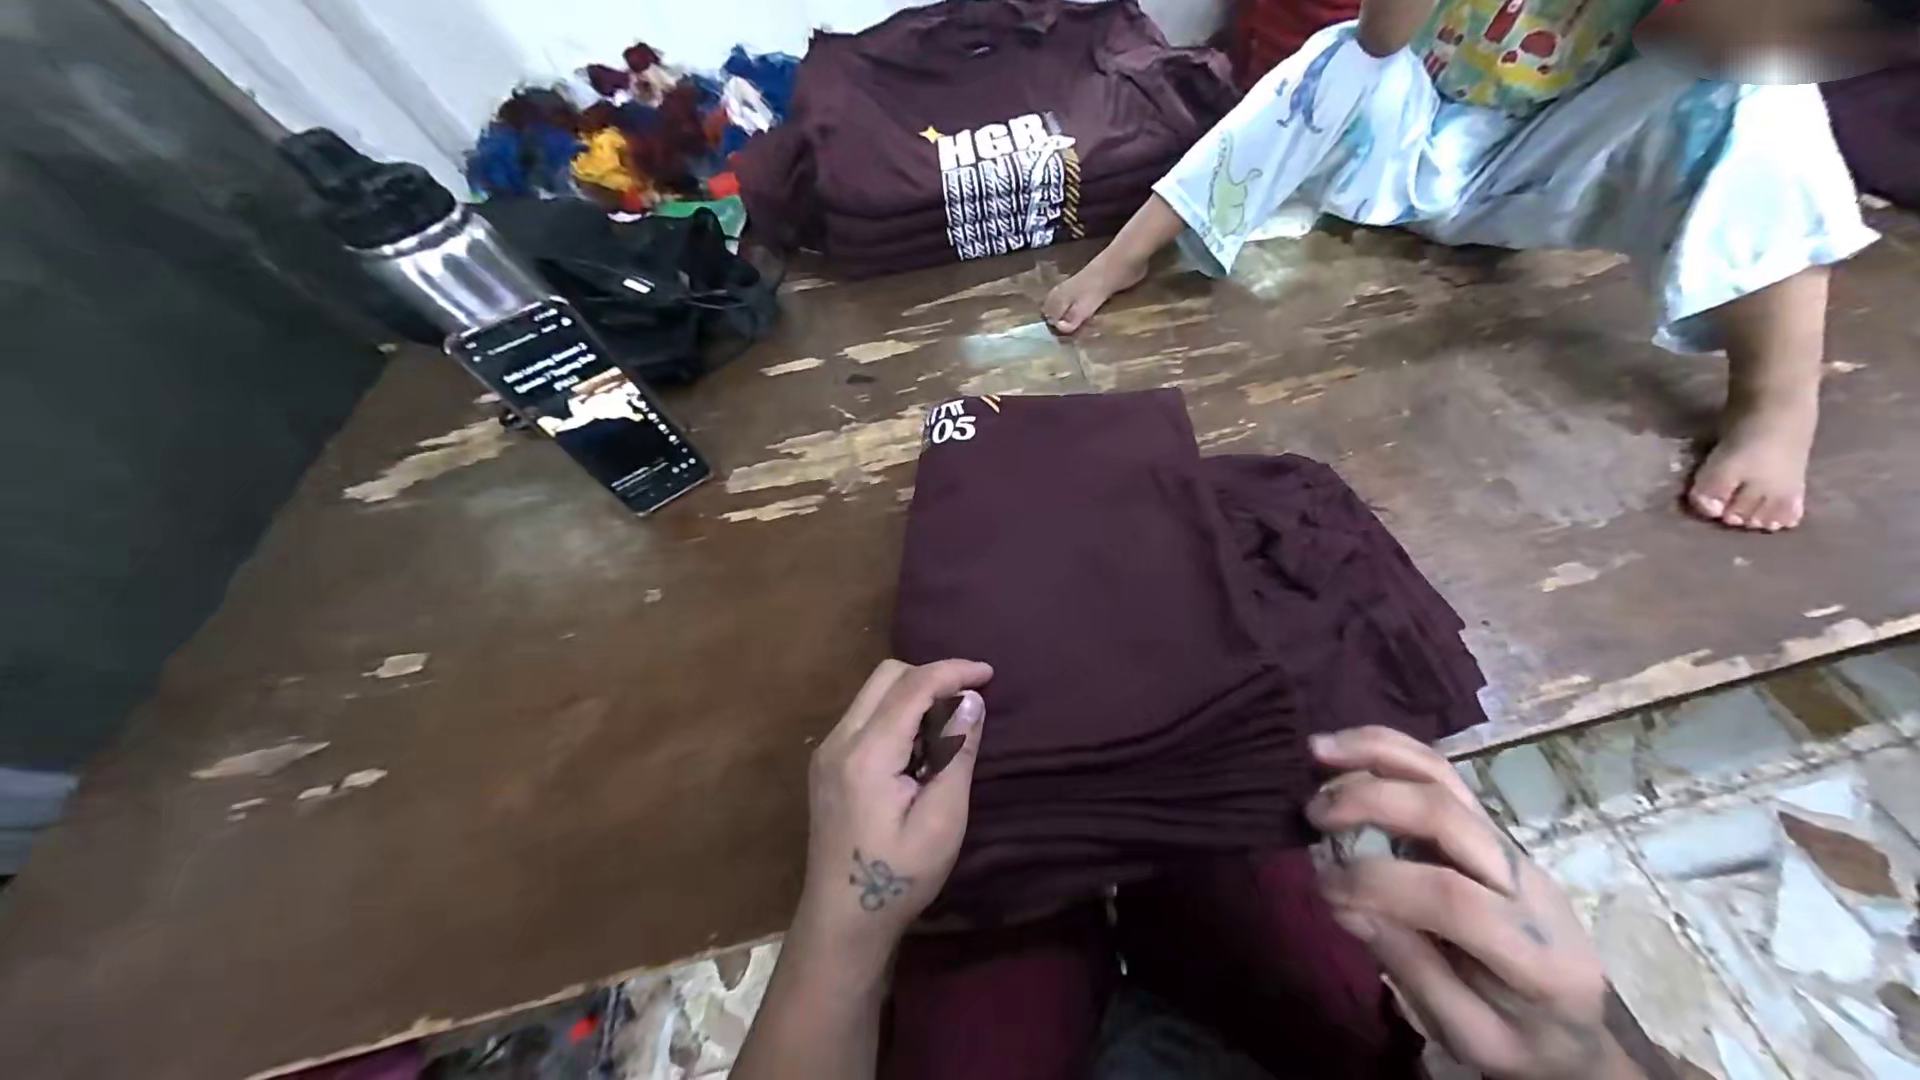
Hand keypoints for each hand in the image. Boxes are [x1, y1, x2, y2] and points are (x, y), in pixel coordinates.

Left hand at [794, 659, 990, 960]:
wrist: (841, 921)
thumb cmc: (899, 878)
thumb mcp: (943, 821)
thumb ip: (956, 754)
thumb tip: (970, 699)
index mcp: (867, 754)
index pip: (912, 687)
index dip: (952, 671)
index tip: (988, 672)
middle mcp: (839, 740)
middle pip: (887, 676)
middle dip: (931, 675)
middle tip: (968, 698)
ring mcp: (828, 749)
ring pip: (873, 691)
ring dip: (914, 692)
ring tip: (947, 724)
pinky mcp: (826, 761)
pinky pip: (865, 713)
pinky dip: (897, 710)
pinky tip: (918, 744)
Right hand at [1308, 727, 1639, 1079]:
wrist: (1572, 1025)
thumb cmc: (1517, 1038)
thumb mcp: (1468, 1033)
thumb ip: (1409, 965)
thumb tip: (1341, 899)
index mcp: (1538, 954)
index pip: (1451, 898)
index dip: (1375, 882)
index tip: (1323, 887)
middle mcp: (1529, 882)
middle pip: (1447, 816)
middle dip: (1368, 802)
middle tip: (1312, 813)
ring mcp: (1509, 843)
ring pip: (1443, 775)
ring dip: (1373, 753)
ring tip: (1316, 751)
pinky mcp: (1485, 823)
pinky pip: (1435, 770)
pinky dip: (1383, 750)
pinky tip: (1341, 749)